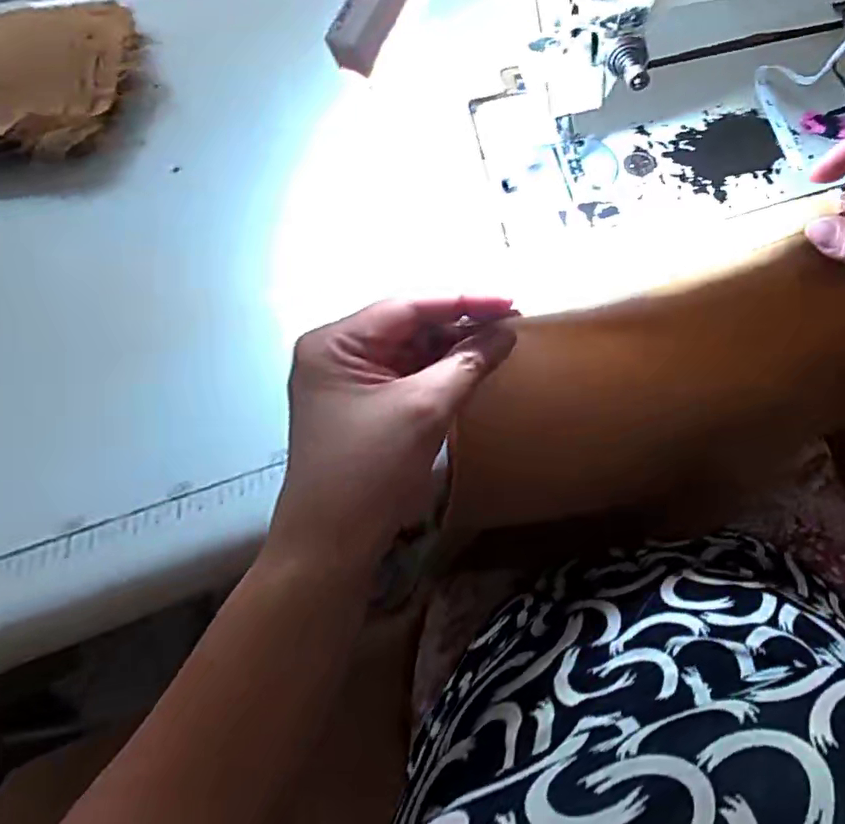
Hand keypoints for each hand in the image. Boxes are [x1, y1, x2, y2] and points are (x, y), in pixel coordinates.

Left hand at [267, 298, 517, 569]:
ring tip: (502, 340)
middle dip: (462, 323)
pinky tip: (477, 364)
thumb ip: (469, 362)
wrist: (332, 543)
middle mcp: (339, 352)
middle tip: (512, 322)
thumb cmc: (371, 469)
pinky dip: (444, 368)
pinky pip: (412, 372)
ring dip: (456, 346)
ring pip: (414, 347)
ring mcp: (351, 378)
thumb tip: (508, 332)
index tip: (511, 302)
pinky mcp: (366, 402)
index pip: (409, 306)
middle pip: (411, 323)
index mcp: (336, 343)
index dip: (464, 301)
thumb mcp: (425, 408)